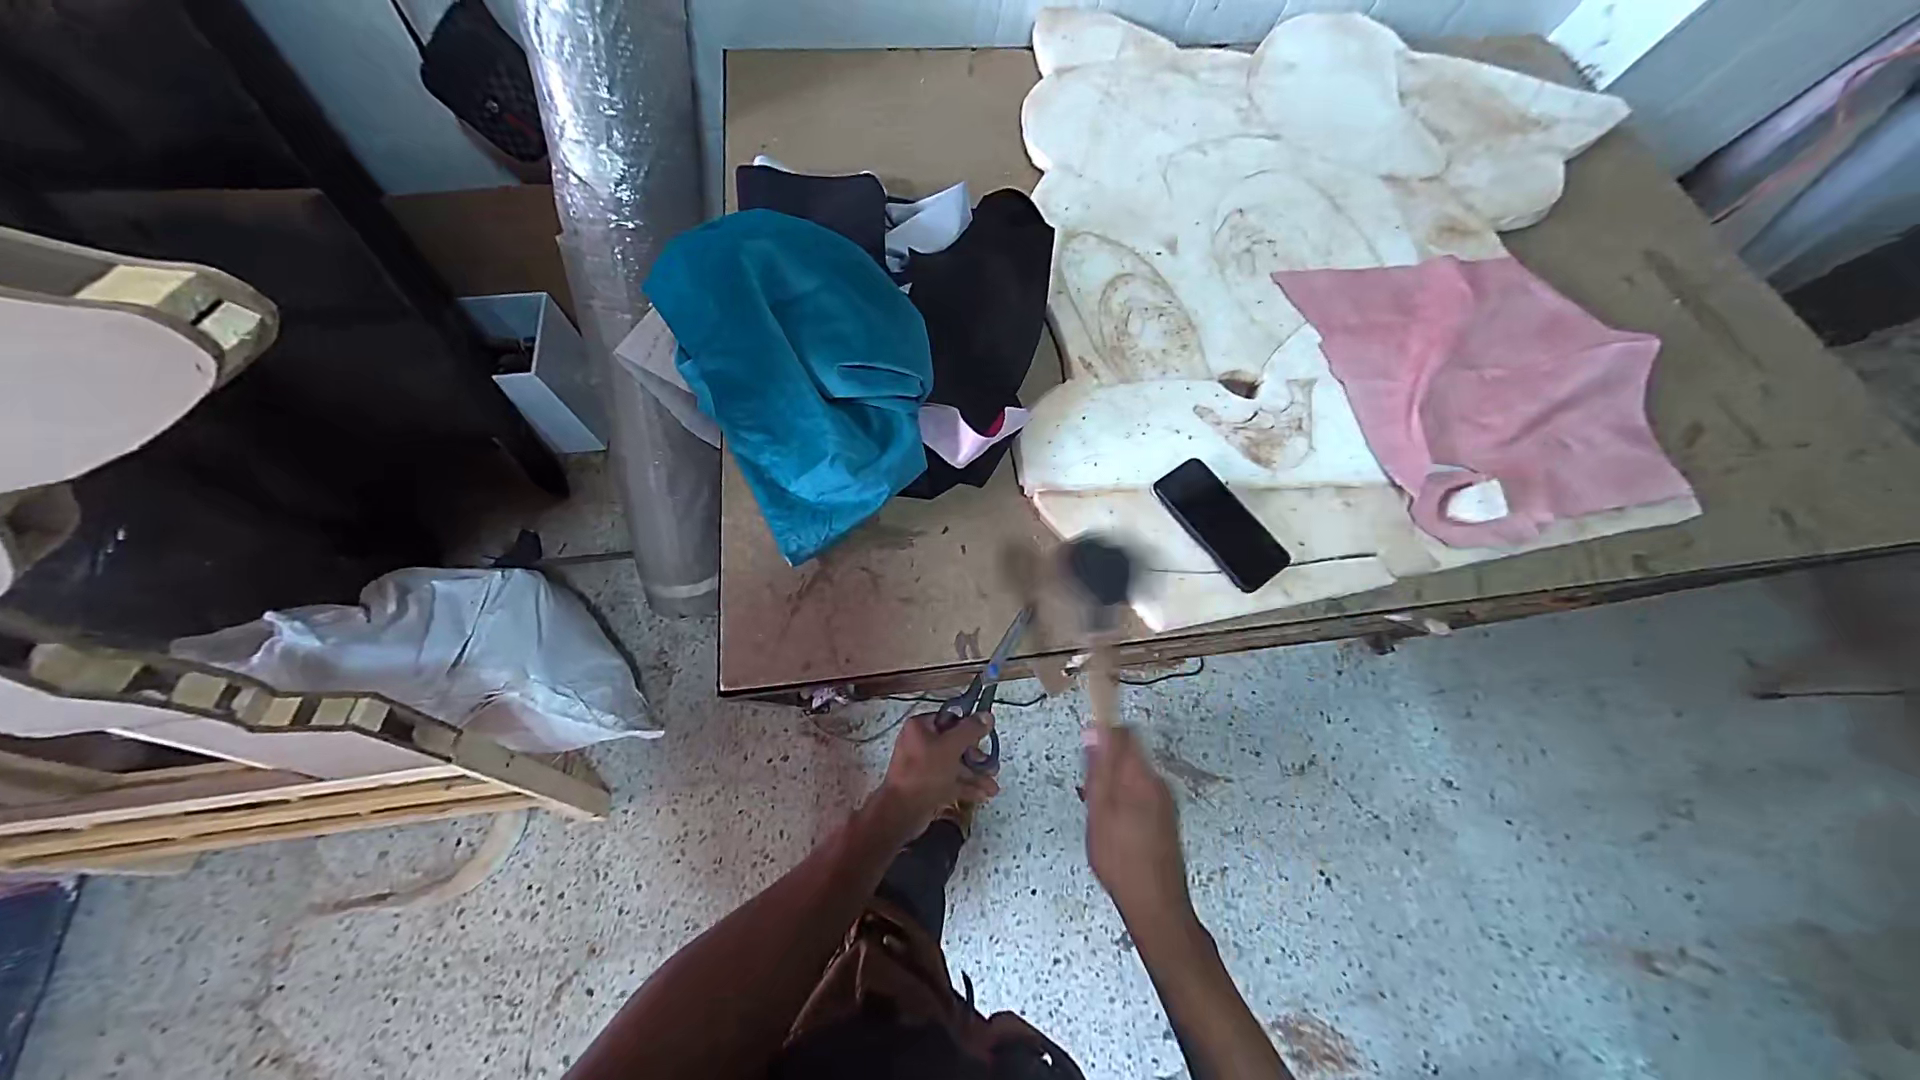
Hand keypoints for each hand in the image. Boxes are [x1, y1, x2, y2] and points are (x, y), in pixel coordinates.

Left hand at [870, 712, 1001, 838]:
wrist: (902, 812)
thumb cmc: (924, 773)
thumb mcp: (951, 747)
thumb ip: (970, 730)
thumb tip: (986, 716)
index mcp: (920, 727)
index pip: (949, 719)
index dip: (968, 728)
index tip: (985, 736)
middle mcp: (919, 743)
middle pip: (954, 744)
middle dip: (976, 757)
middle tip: (992, 765)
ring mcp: (923, 767)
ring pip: (954, 765)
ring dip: (974, 774)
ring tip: (992, 786)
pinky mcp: (927, 786)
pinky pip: (949, 781)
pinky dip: (965, 786)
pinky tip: (983, 794)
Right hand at [1084, 725, 1192, 930]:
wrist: (1155, 904)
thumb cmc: (1123, 860)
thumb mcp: (1098, 808)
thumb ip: (1097, 766)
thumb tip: (1094, 729)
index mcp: (1142, 775)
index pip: (1123, 733)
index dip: (1102, 736)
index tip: (1087, 751)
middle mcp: (1158, 784)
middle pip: (1128, 755)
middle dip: (1106, 767)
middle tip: (1089, 792)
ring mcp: (1165, 802)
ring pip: (1133, 777)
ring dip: (1113, 787)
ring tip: (1098, 815)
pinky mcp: (1166, 820)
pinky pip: (1140, 796)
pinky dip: (1124, 803)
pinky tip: (1112, 829)